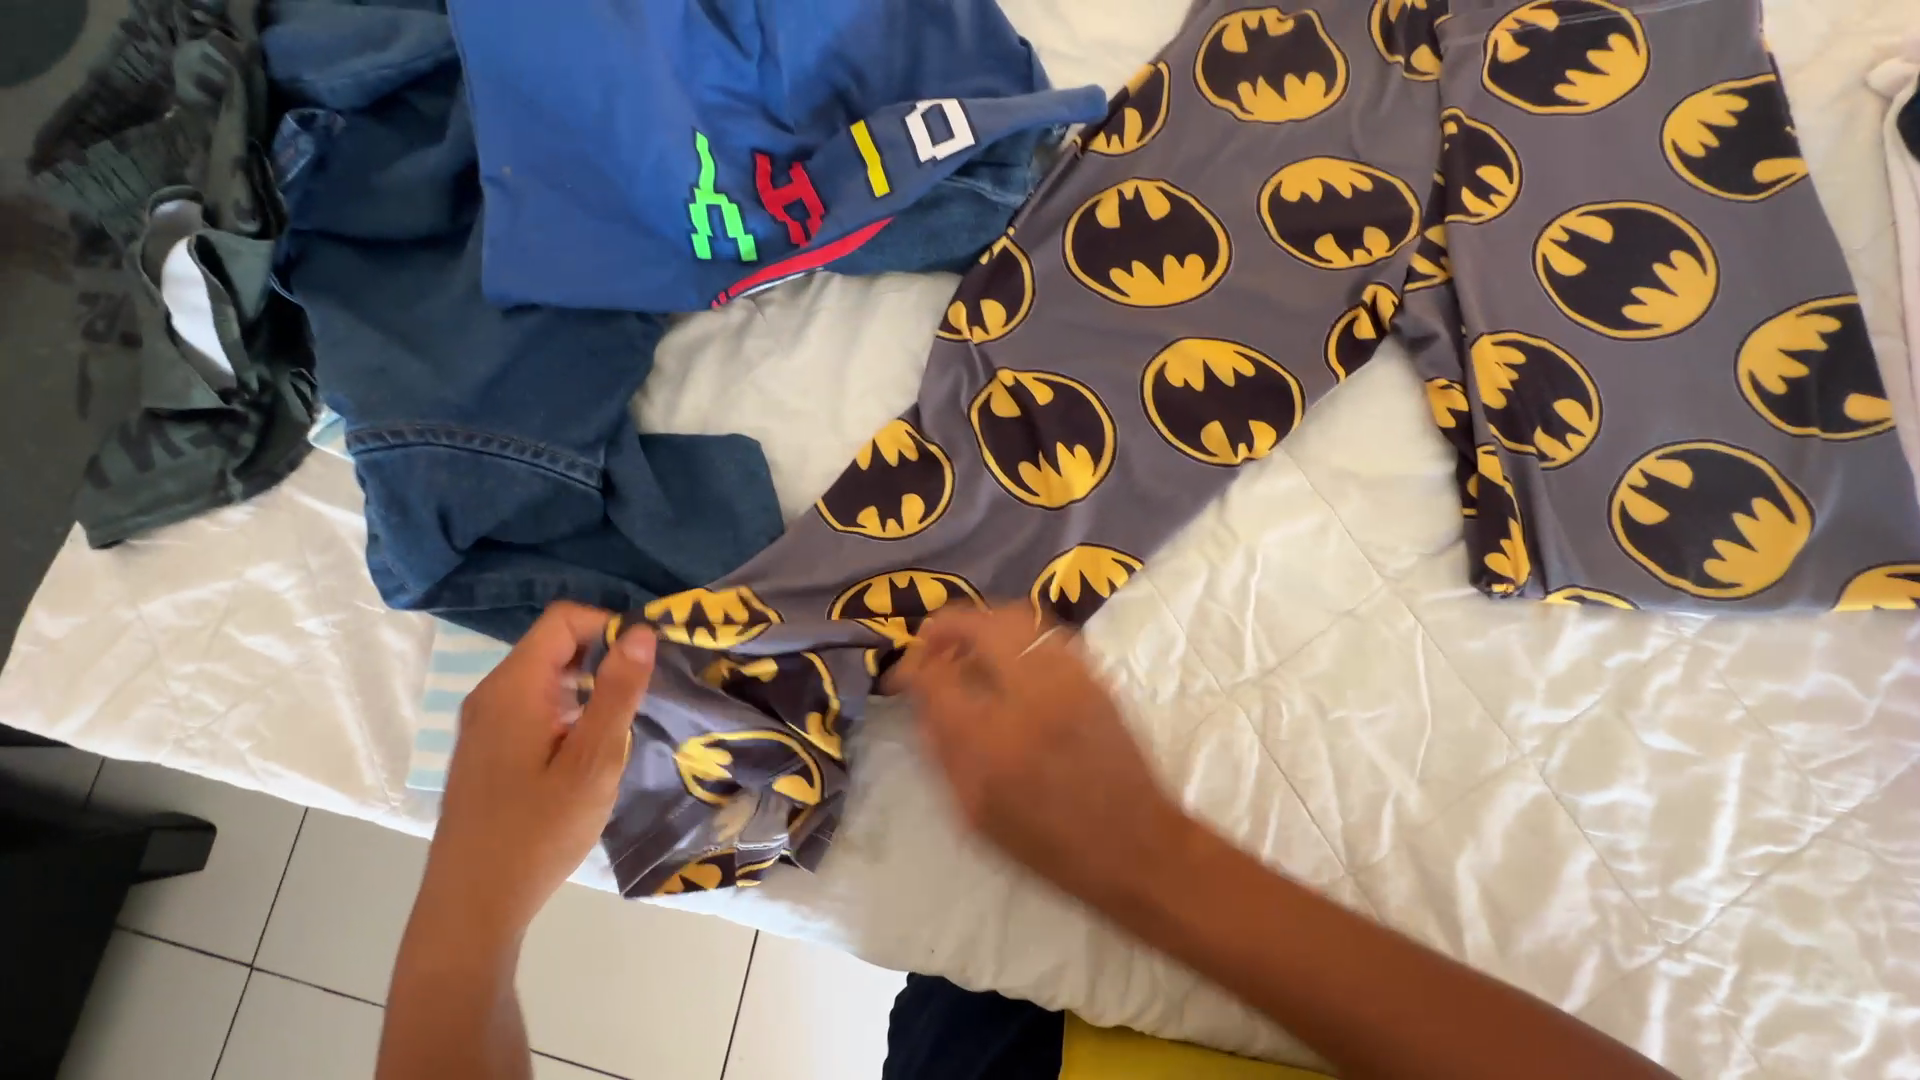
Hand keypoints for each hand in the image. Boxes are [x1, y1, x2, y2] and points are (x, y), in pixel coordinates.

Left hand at [424, 602, 656, 940]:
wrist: (472, 907)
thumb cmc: (538, 833)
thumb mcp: (593, 761)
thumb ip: (617, 692)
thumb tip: (642, 631)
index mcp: (514, 688)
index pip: (564, 619)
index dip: (611, 626)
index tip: (646, 663)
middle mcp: (492, 694)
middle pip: (555, 644)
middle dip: (605, 657)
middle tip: (643, 696)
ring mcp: (485, 722)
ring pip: (546, 675)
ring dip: (590, 686)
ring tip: (621, 726)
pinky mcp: (488, 747)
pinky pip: (534, 704)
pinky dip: (569, 709)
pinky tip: (589, 751)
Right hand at [894, 607, 1194, 909]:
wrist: (1134, 845)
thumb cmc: (1047, 843)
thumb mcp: (976, 812)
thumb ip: (943, 750)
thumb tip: (923, 704)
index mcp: (990, 741)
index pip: (935, 676)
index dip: (911, 667)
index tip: (903, 675)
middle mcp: (1030, 696)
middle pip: (978, 625)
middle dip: (946, 626)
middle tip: (932, 643)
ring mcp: (1069, 679)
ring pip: (1016, 618)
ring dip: (982, 623)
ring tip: (968, 644)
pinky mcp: (1096, 676)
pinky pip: (1049, 633)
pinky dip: (1019, 634)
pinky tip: (1011, 655)